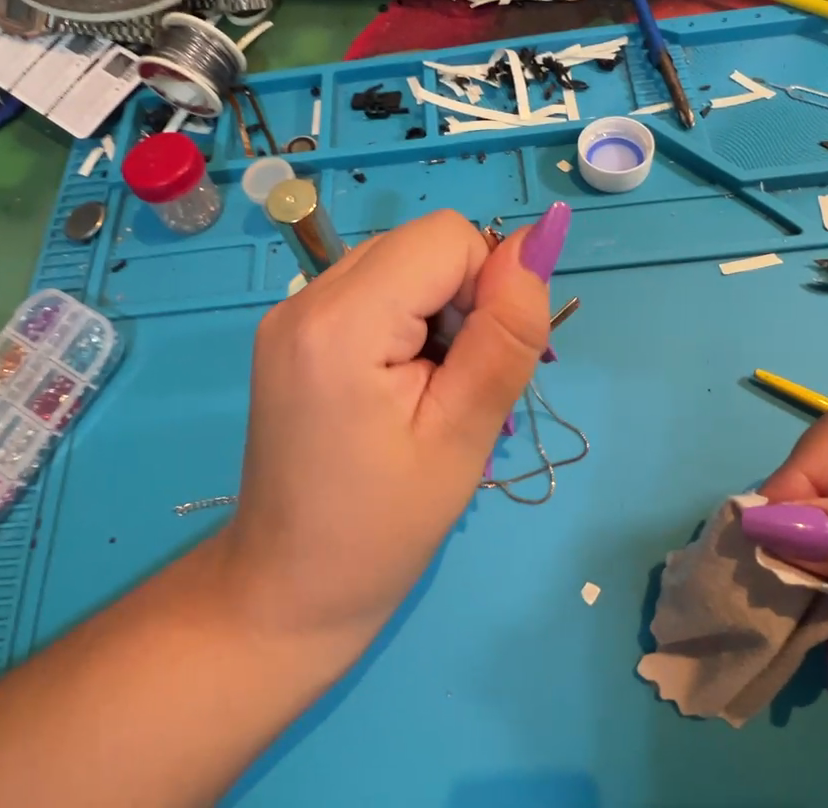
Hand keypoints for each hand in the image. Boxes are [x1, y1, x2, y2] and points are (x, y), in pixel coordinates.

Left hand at [215, 205, 565, 651]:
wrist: (288, 590)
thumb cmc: (382, 530)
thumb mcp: (463, 434)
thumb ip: (506, 332)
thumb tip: (539, 240)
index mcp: (341, 320)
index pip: (446, 237)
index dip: (486, 288)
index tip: (479, 366)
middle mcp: (304, 298)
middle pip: (420, 246)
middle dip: (461, 300)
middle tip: (454, 389)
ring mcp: (289, 314)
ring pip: (400, 265)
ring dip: (435, 315)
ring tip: (425, 394)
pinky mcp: (289, 333)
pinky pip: (370, 292)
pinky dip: (403, 324)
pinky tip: (398, 388)